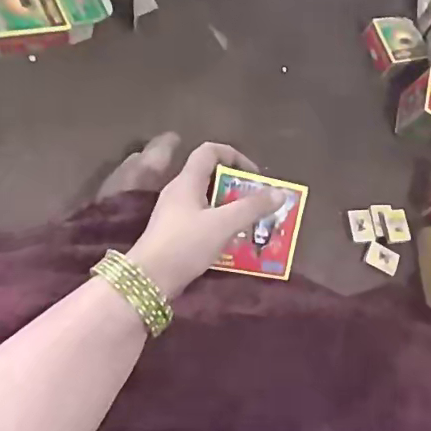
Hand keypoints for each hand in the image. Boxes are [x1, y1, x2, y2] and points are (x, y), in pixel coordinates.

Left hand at [125, 142, 282, 298]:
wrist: (150, 279)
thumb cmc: (185, 244)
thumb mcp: (224, 224)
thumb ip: (252, 207)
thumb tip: (280, 192)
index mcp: (187, 181)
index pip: (210, 151)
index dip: (234, 156)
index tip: (254, 175)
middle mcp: (178, 192)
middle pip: (210, 177)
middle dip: (237, 187)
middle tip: (257, 203)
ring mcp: (173, 214)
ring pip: (207, 201)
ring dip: (230, 208)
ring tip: (250, 224)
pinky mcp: (173, 233)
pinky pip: (201, 220)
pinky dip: (219, 225)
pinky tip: (231, 241)